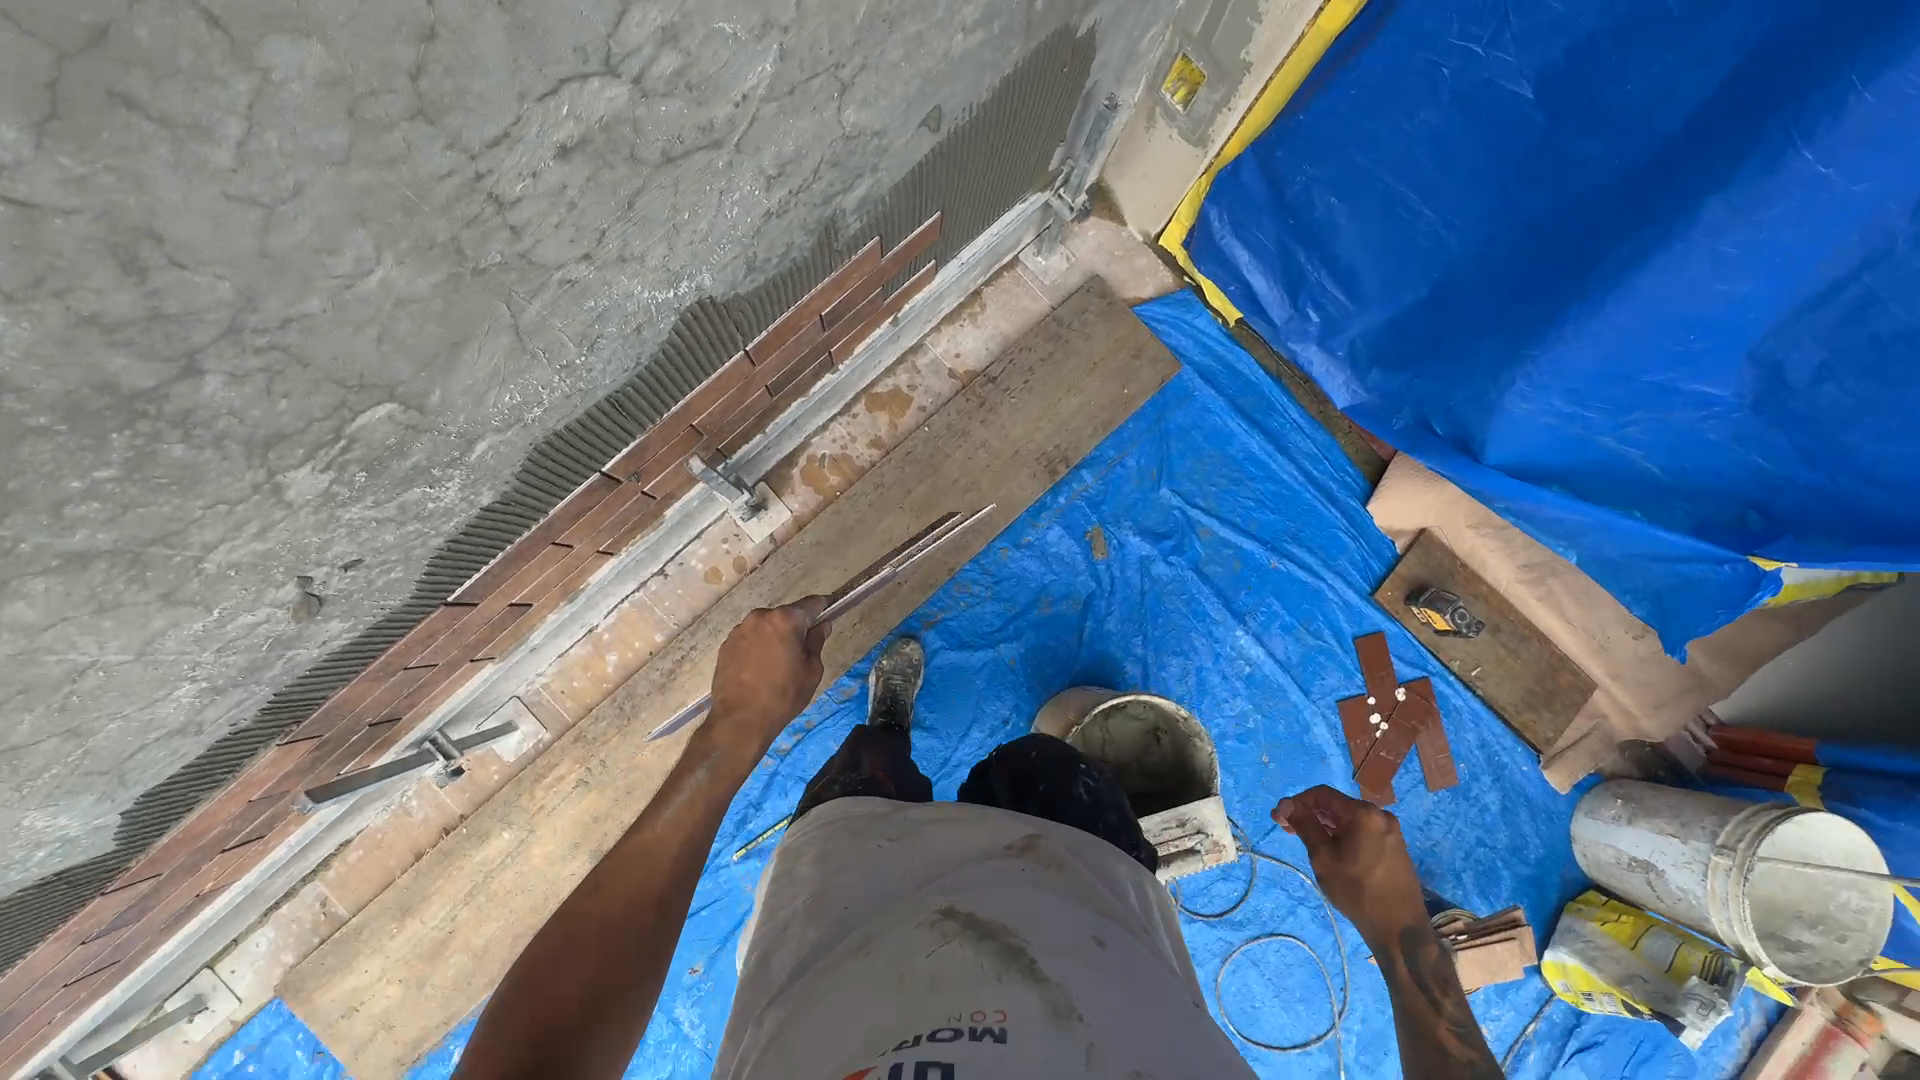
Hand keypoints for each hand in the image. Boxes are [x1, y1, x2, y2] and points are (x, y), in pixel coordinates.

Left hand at [700, 596, 831, 764]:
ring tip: (777, 665)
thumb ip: (817, 641)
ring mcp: (740, 630)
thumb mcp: (811, 670)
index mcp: (785, 620)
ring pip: (766, 627)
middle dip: (796, 627)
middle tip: (801, 651)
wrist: (740, 720)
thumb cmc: (783, 696)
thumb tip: (821, 625)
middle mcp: (760, 617)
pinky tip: (759, 670)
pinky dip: (758, 647)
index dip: (823, 608)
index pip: (811, 603)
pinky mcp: (726, 645)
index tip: (829, 615)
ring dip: (775, 637)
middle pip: (786, 615)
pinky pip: (750, 639)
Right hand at [1272, 785, 1427, 944]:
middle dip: (1309, 814)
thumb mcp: (1323, 856)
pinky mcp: (1394, 846)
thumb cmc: (1356, 890)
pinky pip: (1361, 831)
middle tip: (1287, 829)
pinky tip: (1331, 849)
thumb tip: (1285, 804)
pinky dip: (1342, 834)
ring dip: (1325, 825)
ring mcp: (1390, 831)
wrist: (1399, 927)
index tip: (1278, 818)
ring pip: (1348, 819)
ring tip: (1306, 840)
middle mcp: (1380, 815)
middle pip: (1336, 805)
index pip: (1321, 794)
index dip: (1296, 803)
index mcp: (1363, 813)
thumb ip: (1304, 825)